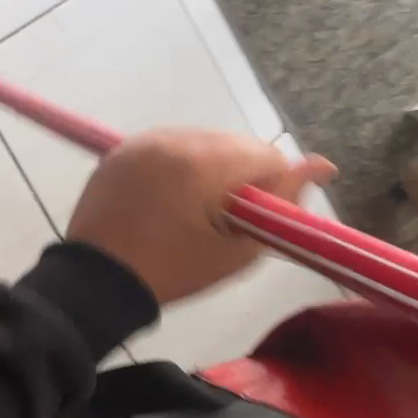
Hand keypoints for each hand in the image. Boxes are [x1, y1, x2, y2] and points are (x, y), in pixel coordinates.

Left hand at [66, 129, 336, 304]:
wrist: (96, 277)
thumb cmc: (171, 270)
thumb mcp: (237, 249)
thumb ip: (283, 204)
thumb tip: (321, 166)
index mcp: (202, 162)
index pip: (266, 156)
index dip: (273, 188)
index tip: (254, 218)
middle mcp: (170, 140)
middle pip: (232, 144)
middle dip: (239, 175)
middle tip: (223, 217)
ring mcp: (139, 142)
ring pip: (198, 142)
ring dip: (208, 167)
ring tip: (192, 209)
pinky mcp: (117, 151)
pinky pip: (164, 147)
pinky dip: (175, 165)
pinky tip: (167, 198)